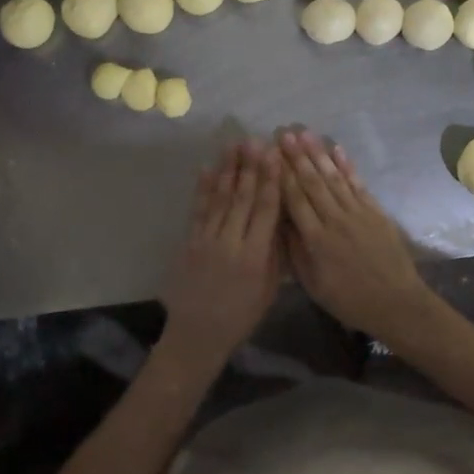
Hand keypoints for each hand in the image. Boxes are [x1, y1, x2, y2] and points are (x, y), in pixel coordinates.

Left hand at [159, 140, 282, 357]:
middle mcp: (231, 243)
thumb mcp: (269, 289)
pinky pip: (199, 210)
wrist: (198, 334)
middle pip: (243, 198)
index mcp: (256, 256)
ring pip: (221, 198)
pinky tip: (207, 168)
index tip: (276, 156)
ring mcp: (207, 240)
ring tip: (234, 145)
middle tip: (255, 140)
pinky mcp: (190, 242)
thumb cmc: (241, 315)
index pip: (267, 210)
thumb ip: (276, 254)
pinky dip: (203, 188)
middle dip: (250, 167)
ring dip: (228, 169)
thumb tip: (284, 219)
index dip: (272, 180)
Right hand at [277, 130, 436, 341]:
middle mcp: (335, 219)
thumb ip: (295, 251)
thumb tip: (280, 221)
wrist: (396, 303)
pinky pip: (357, 184)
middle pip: (312, 182)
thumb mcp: (313, 284)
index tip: (270, 154)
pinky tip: (337, 149)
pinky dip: (347, 166)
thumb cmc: (349, 300)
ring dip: (318, 154)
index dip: (281, 174)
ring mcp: (358, 213)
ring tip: (305, 133)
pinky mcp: (376, 212)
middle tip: (284, 133)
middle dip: (297, 156)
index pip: (294, 199)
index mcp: (316, 239)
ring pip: (333, 178)